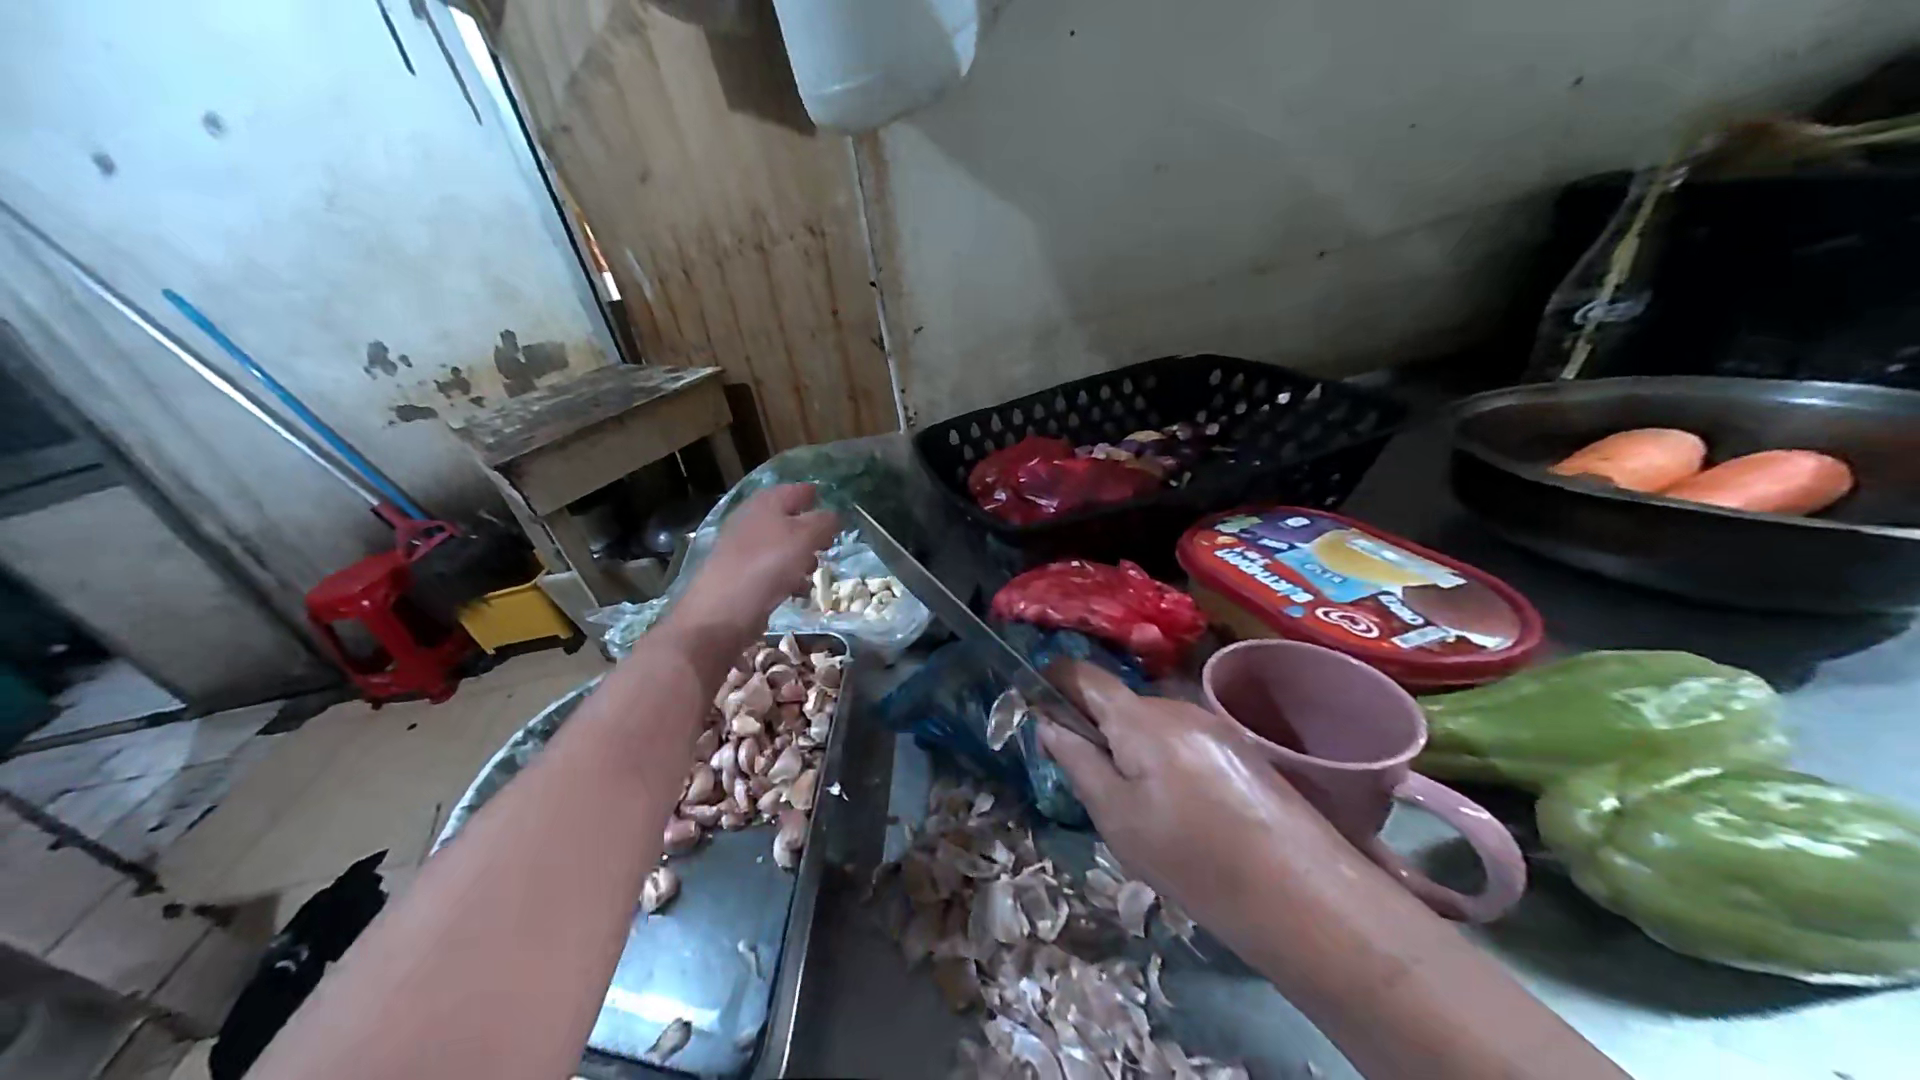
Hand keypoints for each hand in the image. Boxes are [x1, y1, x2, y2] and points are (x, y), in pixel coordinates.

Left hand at [673, 484, 838, 641]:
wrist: (722, 611)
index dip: (817, 497)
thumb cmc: (767, 565)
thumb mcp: (805, 537)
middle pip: (790, 519)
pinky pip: (773, 569)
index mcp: (766, 503)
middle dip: (812, 532)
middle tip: (828, 545)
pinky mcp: (741, 575)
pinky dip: (788, 576)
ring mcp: (744, 549)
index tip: (836, 512)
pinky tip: (797, 590)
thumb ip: (824, 522)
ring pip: (783, 546)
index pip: (797, 490)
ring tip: (813, 571)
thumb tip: (834, 517)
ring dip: (802, 556)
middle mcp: (752, 520)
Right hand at [1039, 660, 1363, 938]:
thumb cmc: (1188, 856)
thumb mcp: (1116, 816)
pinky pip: (1183, 738)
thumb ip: (1078, 761)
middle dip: (1098, 727)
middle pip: (1121, 703)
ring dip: (1134, 745)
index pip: (1085, 675)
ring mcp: (1212, 724)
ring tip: (1143, 803)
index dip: (1055, 679)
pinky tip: (1183, 806)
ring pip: (1153, 722)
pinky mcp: (1239, 747)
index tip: (1037, 700)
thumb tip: (1048, 722)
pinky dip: (1166, 758)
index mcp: (1139, 719)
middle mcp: (1176, 706)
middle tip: (1092, 778)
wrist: (1296, 890)